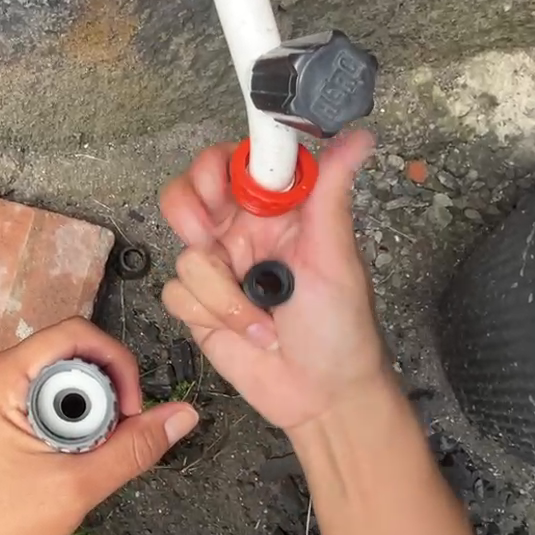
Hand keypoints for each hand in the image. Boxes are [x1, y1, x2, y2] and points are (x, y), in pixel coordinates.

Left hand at [0, 318, 199, 534]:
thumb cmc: (6, 524)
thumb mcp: (80, 484)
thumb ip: (135, 446)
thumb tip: (186, 414)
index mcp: (3, 375)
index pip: (75, 333)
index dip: (116, 361)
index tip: (132, 411)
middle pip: (70, 350)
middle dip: (106, 387)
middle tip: (118, 435)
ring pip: (61, 373)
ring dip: (91, 404)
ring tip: (100, 448)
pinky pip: (47, 393)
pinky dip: (72, 415)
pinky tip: (78, 451)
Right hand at [159, 130, 393, 433]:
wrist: (319, 397)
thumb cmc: (340, 329)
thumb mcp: (336, 257)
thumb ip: (330, 194)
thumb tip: (358, 138)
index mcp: (277, 213)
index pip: (233, 166)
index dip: (215, 168)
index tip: (221, 189)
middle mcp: (241, 235)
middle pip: (187, 197)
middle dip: (192, 216)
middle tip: (209, 237)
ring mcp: (218, 270)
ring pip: (184, 256)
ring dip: (223, 296)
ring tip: (263, 320)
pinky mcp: (198, 305)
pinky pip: (176, 293)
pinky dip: (210, 315)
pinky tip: (245, 333)